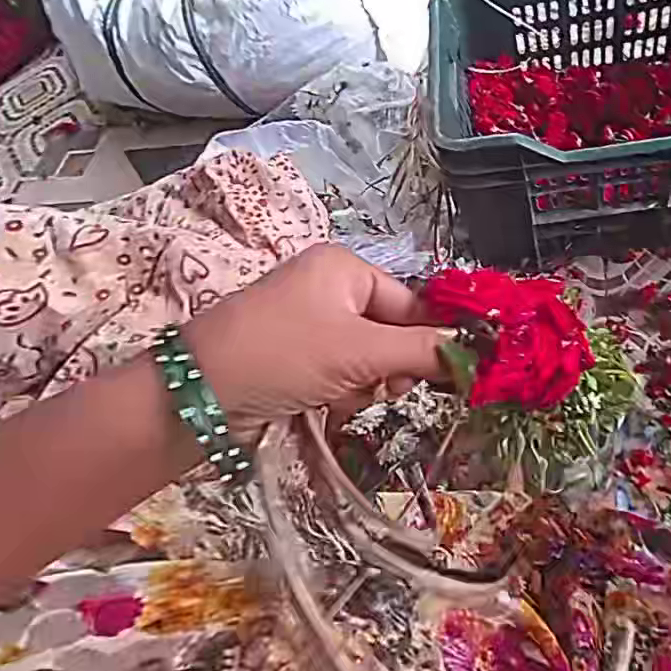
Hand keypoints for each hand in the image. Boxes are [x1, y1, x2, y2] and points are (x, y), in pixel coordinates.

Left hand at [179, 244, 449, 425]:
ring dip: (368, 383)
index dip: (432, 338)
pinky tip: (326, 402)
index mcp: (346, 269)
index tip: (452, 372)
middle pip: (395, 333)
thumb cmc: (282, 354)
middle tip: (382, 384)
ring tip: (342, 393)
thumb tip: (475, 351)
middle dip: (391, 365)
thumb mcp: (360, 350)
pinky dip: (344, 391)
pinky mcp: (301, 357)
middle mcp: (332, 290)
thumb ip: (423, 350)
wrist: (195, 399)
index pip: (413, 303)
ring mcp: (314, 325)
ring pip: (374, 359)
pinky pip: (347, 373)